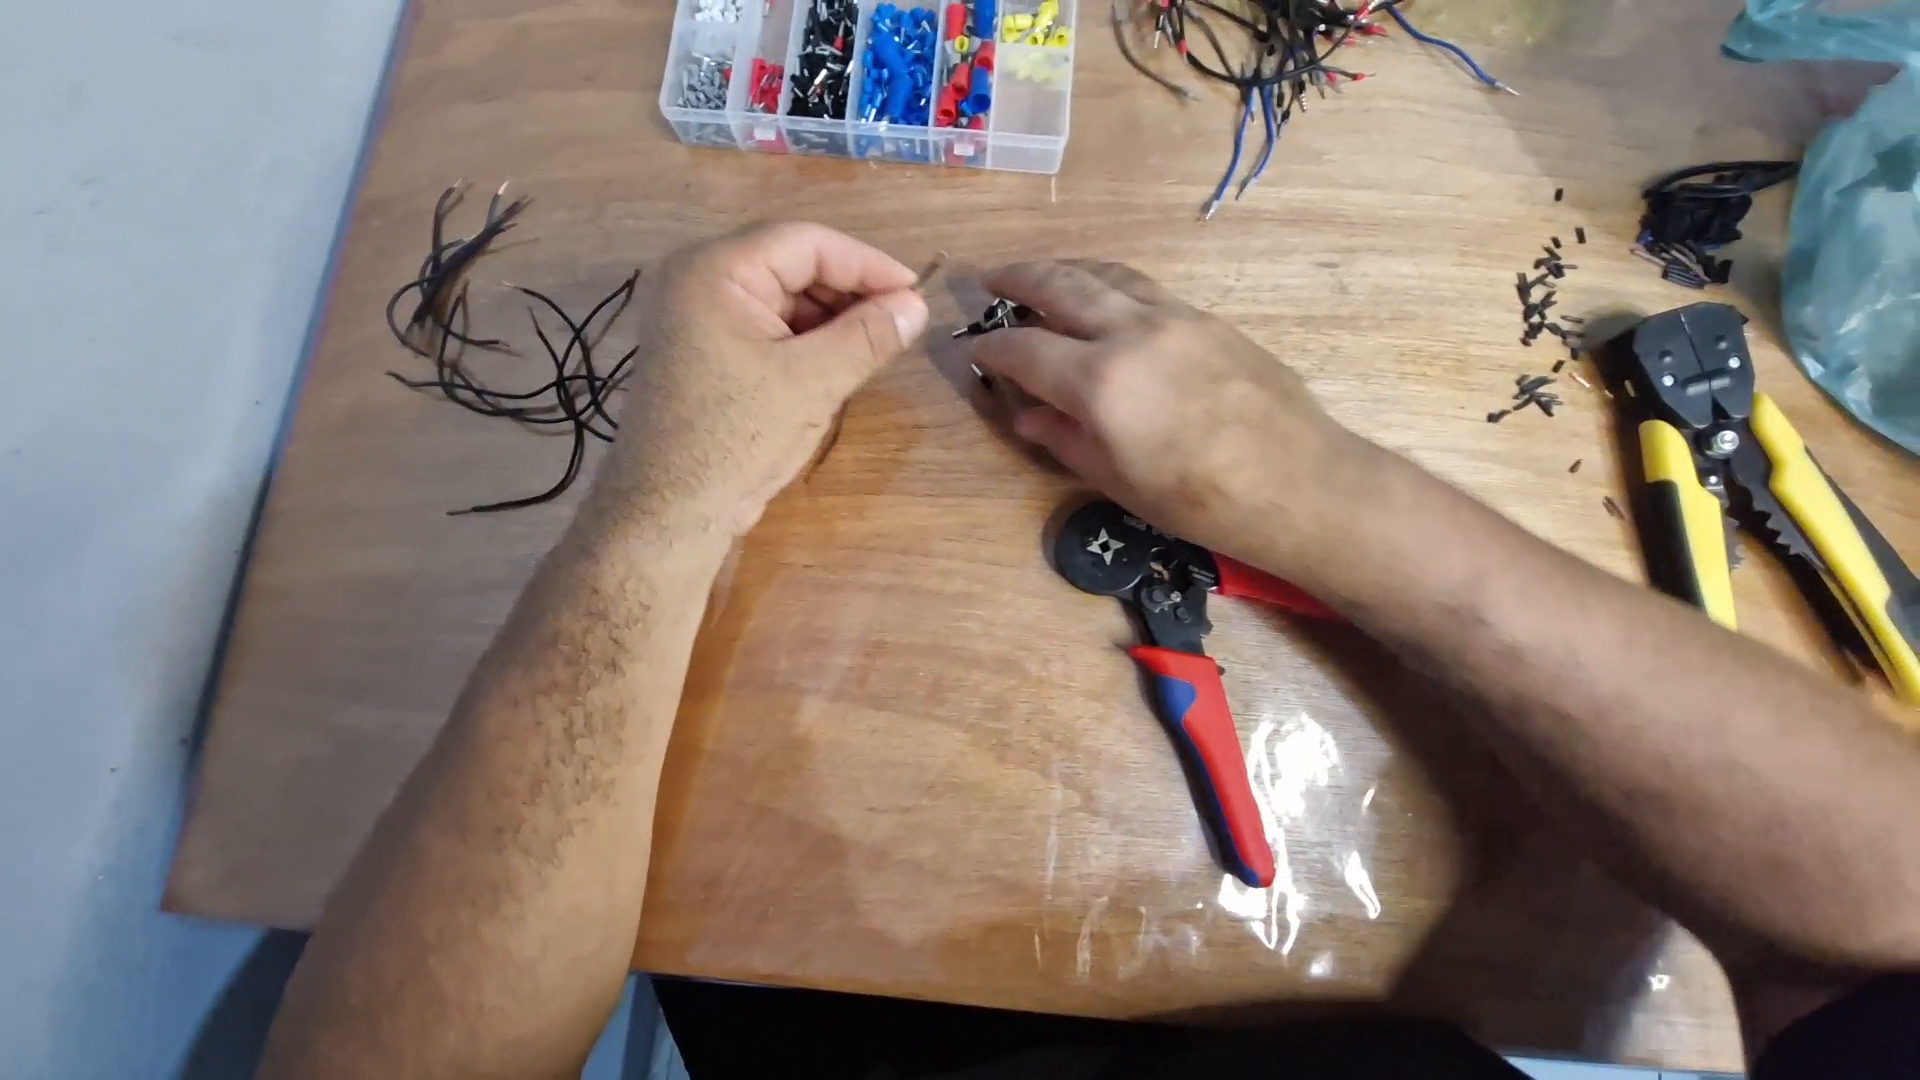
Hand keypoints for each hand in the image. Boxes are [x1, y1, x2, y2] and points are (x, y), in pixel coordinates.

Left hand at [589, 222, 927, 536]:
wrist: (671, 510)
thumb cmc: (736, 438)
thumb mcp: (811, 383)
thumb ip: (868, 337)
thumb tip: (918, 307)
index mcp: (715, 270)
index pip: (805, 242)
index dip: (867, 264)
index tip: (914, 294)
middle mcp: (700, 279)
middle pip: (793, 265)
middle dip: (850, 293)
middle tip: (898, 324)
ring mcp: (699, 317)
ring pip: (784, 298)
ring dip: (832, 320)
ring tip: (874, 348)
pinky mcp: (707, 350)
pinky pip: (768, 328)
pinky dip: (807, 341)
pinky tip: (837, 364)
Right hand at [960, 260, 1372, 582]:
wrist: (1297, 483)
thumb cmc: (1198, 500)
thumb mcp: (1116, 480)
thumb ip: (1063, 438)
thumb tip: (1024, 413)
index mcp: (1099, 381)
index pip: (1025, 350)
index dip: (991, 349)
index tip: (972, 350)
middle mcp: (1131, 332)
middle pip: (1060, 286)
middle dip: (1017, 278)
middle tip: (989, 279)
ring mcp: (1173, 316)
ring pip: (1104, 275)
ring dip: (1063, 269)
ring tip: (1038, 274)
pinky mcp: (1205, 317)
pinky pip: (1142, 286)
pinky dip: (1107, 282)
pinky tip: (1101, 295)